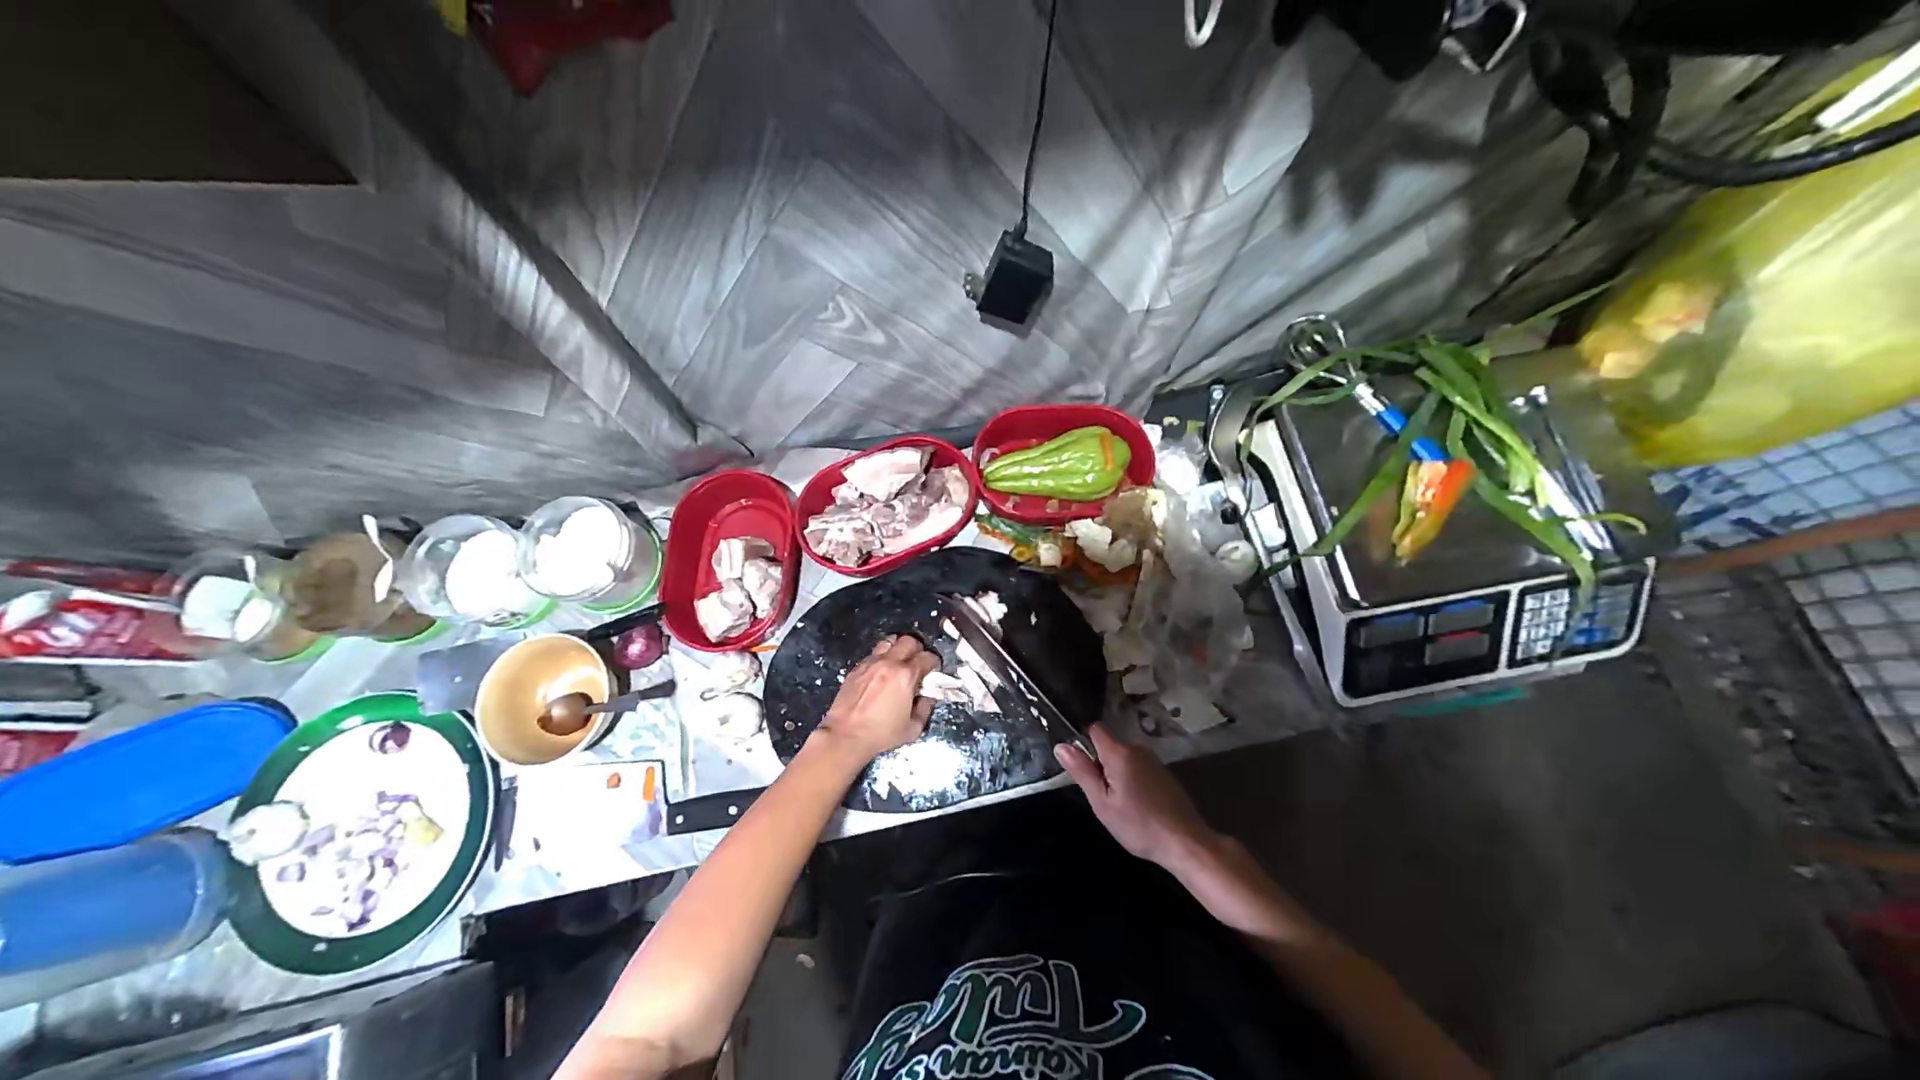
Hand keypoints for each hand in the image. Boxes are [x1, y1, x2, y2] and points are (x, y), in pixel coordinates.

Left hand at [812, 635, 939, 763]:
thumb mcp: (913, 728)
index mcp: (906, 675)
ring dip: (898, 649)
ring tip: (899, 663)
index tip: (933, 671)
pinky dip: (882, 658)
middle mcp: (889, 663)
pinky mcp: (857, 668)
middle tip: (918, 664)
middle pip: (909, 641)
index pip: (927, 657)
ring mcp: (871, 663)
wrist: (846, 735)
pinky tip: (881, 672)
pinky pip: (874, 653)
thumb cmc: (881, 733)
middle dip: (918, 650)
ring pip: (890, 641)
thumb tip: (928, 696)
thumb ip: (926, 708)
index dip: (934, 663)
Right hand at [1055, 723, 1218, 868]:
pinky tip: (1138, 808)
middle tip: (1103, 797)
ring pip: (1124, 760)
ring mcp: (1154, 762)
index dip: (1085, 744)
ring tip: (1122, 806)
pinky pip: (1138, 769)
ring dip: (1117, 776)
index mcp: (1120, 753)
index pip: (1095, 729)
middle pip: (1109, 747)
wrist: (1185, 842)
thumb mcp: (1102, 802)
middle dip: (1101, 767)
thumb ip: (1082, 771)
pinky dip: (1133, 783)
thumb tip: (1061, 746)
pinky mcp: (1164, 775)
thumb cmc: (1139, 825)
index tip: (1085, 770)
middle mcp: (1138, 749)